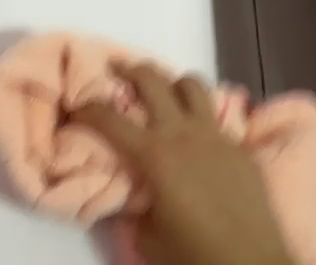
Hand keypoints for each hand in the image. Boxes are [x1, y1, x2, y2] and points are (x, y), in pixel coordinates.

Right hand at [74, 63, 295, 264]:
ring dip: (172, 84)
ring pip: (191, 84)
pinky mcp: (240, 149)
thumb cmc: (195, 258)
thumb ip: (134, 205)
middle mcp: (182, 133)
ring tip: (163, 95)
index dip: (86, 109)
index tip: (75, 109)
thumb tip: (129, 191)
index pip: (108, 117)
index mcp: (153, 154)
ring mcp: (215, 136)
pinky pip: (217, 117)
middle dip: (128, 70)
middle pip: (150, 78)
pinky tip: (197, 137)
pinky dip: (201, 117)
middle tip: (116, 73)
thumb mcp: (148, 237)